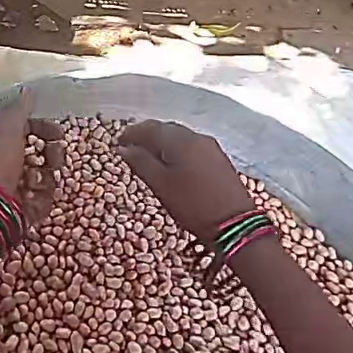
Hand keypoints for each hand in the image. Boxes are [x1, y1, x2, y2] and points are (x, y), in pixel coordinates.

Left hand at [0, 90, 64, 227]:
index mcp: (1, 142)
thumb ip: (19, 109)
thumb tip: (28, 90)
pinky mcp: (27, 209)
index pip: (29, 130)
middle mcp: (9, 164)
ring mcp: (18, 187)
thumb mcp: (7, 128)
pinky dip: (43, 196)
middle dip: (53, 153)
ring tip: (39, 179)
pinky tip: (34, 195)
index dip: (45, 129)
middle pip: (42, 153)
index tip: (59, 134)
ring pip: (47, 176)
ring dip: (47, 175)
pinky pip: (46, 198)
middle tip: (53, 157)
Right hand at [114, 120, 253, 240]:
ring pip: (179, 137)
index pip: (149, 128)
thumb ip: (140, 162)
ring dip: (161, 142)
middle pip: (166, 129)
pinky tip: (171, 163)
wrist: (236, 224)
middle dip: (146, 135)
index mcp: (180, 140)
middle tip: (130, 147)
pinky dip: (176, 150)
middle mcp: (196, 137)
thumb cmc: (192, 205)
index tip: (117, 142)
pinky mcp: (218, 159)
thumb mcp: (160, 185)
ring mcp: (210, 147)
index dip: (131, 133)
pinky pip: (191, 146)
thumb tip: (123, 147)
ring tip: (148, 156)